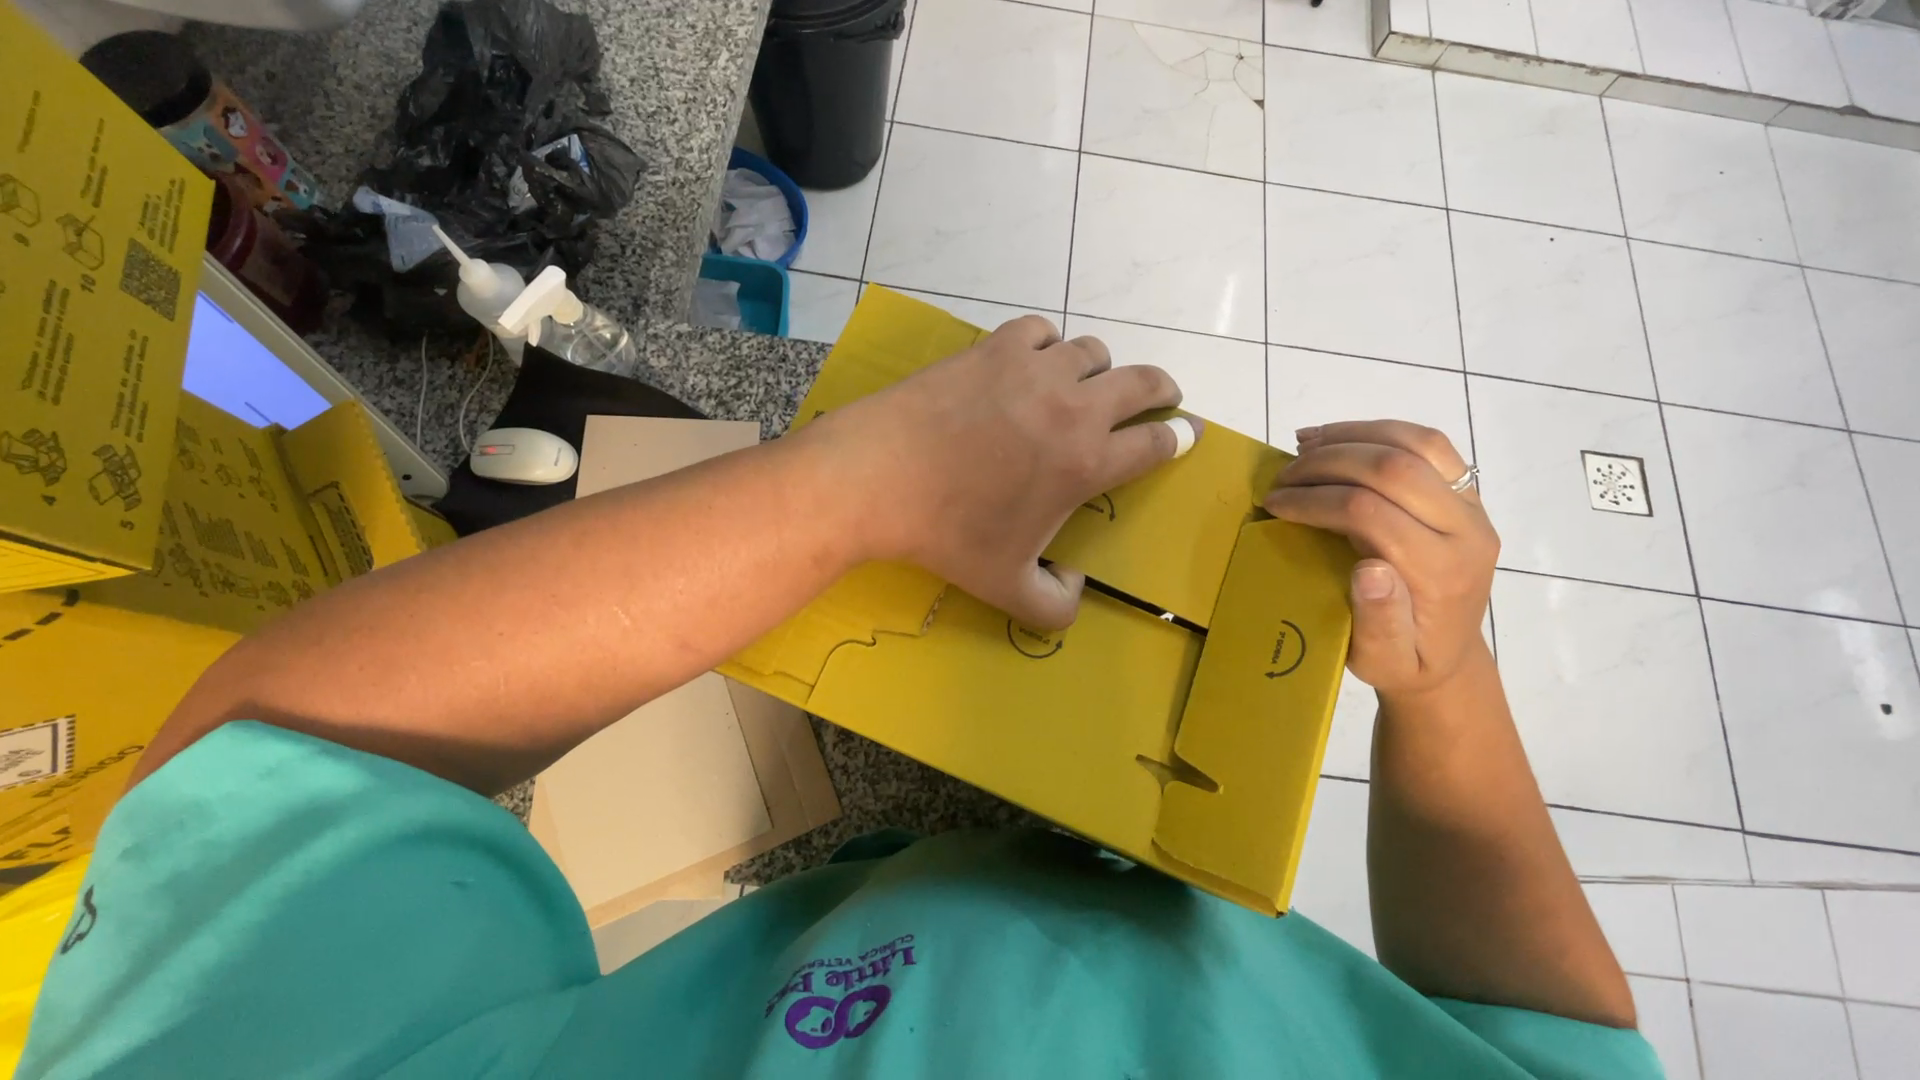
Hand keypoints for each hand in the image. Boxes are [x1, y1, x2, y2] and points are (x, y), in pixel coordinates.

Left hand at [805, 315, 1194, 629]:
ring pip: (1092, 351)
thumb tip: (1077, 586)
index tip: (1187, 435)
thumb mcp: (1006, 590)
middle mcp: (1074, 408)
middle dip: (1163, 390)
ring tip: (1088, 385)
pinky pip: (1040, 330)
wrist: (879, 479)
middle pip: (1143, 382)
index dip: (1179, 440)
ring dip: (1101, 368)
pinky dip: (1048, 344)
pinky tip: (1035, 361)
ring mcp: (1034, 371)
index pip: (1155, 444)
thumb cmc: (947, 535)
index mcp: (1086, 464)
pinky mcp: (994, 349)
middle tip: (1162, 398)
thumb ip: (1056, 607)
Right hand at [1262, 421, 1496, 696]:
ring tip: (1303, 446)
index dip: (1315, 500)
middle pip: (1395, 467)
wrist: (1448, 653)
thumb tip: (1369, 570)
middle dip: (1327, 462)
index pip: (1371, 512)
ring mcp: (1473, 504)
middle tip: (1282, 476)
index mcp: (1442, 572)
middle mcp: (1468, 530)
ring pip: (1415, 442)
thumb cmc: (1403, 660)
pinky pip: (1427, 442)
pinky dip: (1378, 430)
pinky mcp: (1466, 490)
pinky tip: (1337, 439)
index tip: (1274, 504)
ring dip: (1352, 435)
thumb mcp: (1383, 661)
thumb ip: (1380, 623)